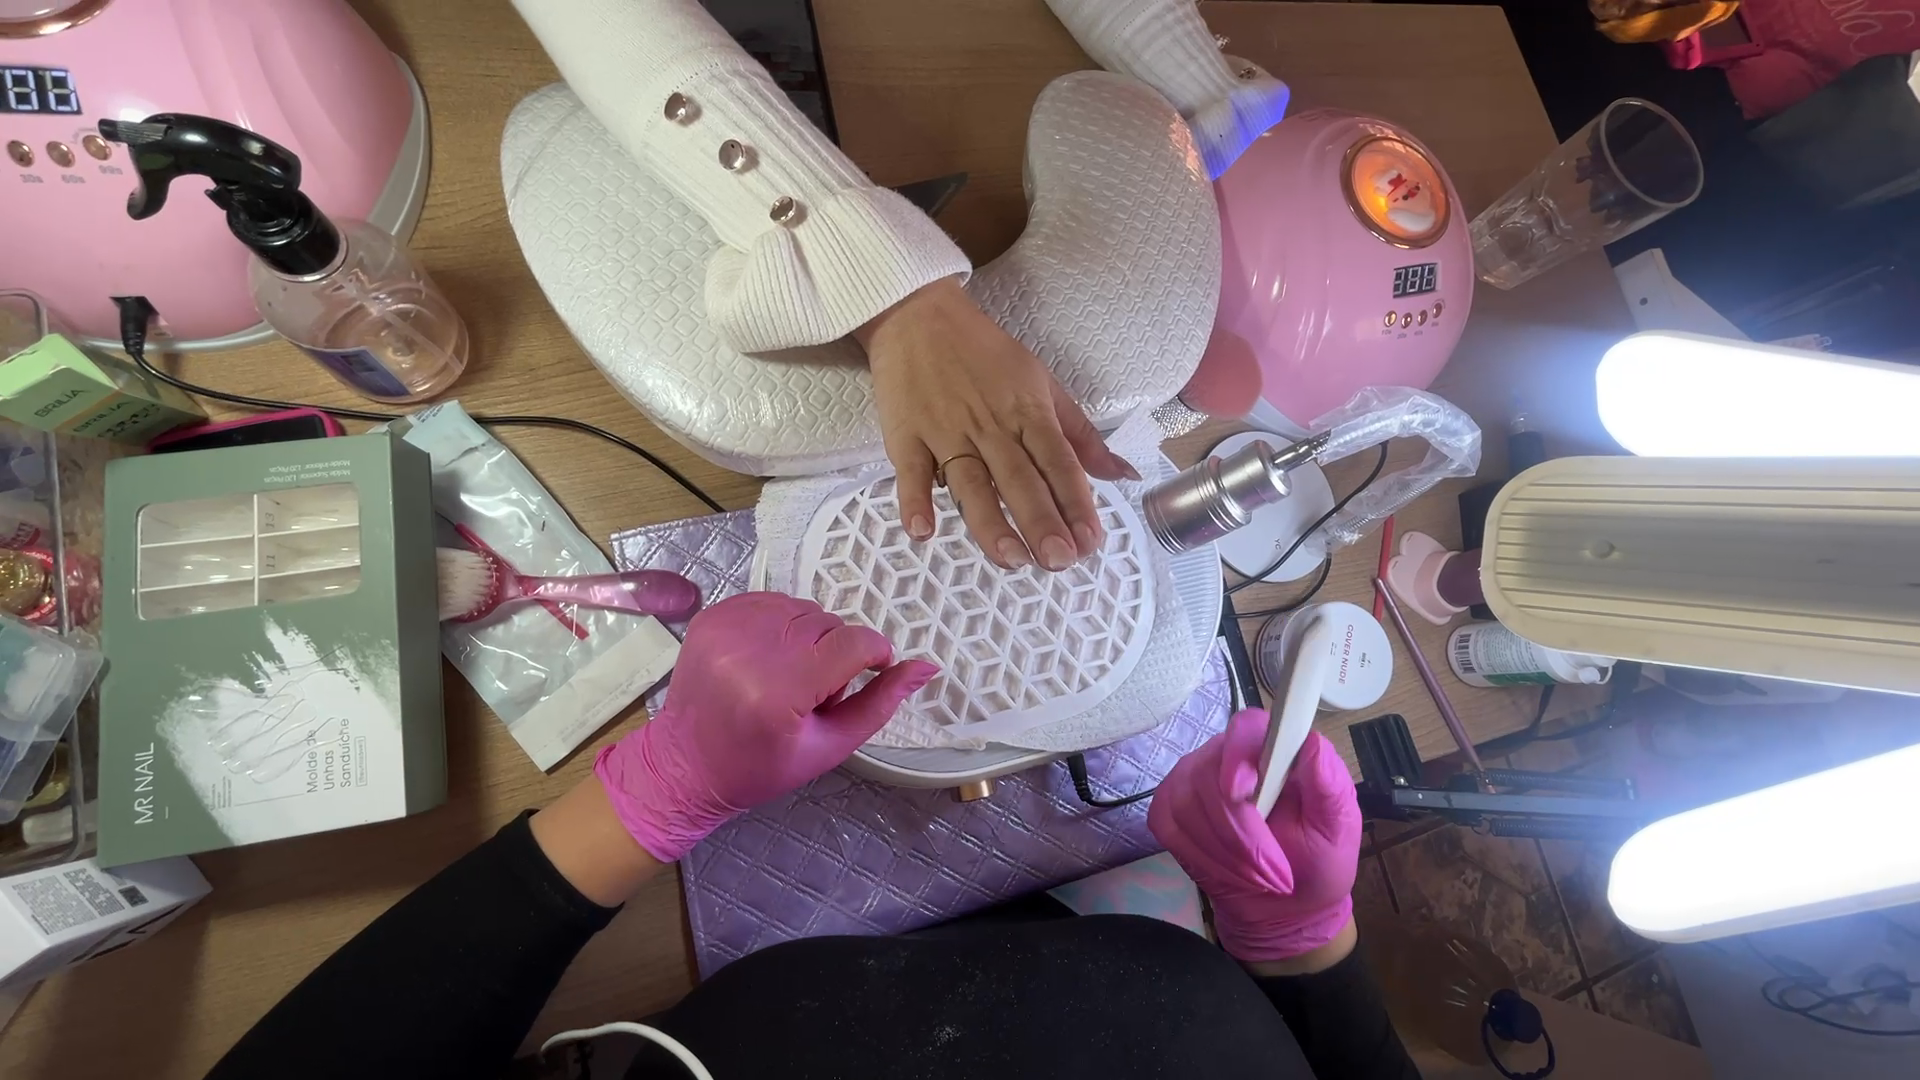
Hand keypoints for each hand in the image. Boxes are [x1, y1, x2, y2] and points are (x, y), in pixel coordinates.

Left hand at [596, 593, 938, 861]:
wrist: (683, 765)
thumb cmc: (761, 766)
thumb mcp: (830, 746)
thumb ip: (881, 704)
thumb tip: (928, 666)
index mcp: (780, 694)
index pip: (852, 644)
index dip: (874, 653)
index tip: (874, 668)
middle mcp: (751, 653)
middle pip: (829, 624)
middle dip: (835, 652)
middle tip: (815, 690)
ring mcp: (726, 629)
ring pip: (804, 609)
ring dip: (810, 635)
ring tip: (791, 673)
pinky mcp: (713, 616)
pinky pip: (772, 601)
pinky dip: (782, 622)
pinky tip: (771, 655)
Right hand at [857, 278, 1139, 572]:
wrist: (919, 317)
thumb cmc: (986, 354)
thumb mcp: (1043, 384)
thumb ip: (1080, 435)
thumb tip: (1124, 475)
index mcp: (1028, 412)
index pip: (1058, 462)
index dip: (1076, 502)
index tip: (1091, 541)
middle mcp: (991, 426)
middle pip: (1018, 478)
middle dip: (1040, 521)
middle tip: (1058, 561)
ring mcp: (946, 432)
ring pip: (970, 481)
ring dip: (988, 522)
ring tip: (1009, 558)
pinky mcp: (906, 436)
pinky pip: (910, 471)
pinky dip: (913, 500)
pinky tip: (923, 531)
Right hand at [1148, 710, 1362, 963]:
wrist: (1283, 908)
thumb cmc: (1315, 862)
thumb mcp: (1337, 830)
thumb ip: (1329, 786)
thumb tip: (1314, 743)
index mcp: (1269, 748)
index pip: (1243, 728)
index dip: (1237, 755)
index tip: (1243, 792)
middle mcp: (1223, 755)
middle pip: (1208, 774)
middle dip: (1239, 833)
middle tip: (1273, 873)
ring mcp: (1189, 779)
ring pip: (1186, 803)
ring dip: (1223, 852)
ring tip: (1256, 876)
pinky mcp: (1166, 807)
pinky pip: (1167, 825)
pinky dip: (1197, 856)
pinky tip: (1225, 871)